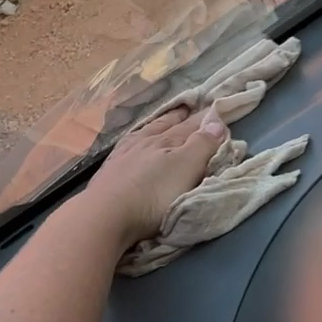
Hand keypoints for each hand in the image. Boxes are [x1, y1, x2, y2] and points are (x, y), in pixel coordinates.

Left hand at [73, 107, 227, 251]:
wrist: (106, 214)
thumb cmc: (153, 194)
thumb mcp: (186, 168)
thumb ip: (201, 145)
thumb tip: (216, 119)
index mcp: (165, 141)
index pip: (189, 126)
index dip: (204, 119)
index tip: (215, 108)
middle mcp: (144, 141)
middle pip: (166, 126)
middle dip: (179, 117)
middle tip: (188, 108)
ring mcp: (124, 154)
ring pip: (145, 133)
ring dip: (157, 126)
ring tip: (165, 120)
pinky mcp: (109, 170)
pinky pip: (127, 145)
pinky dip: (135, 139)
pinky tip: (132, 142)